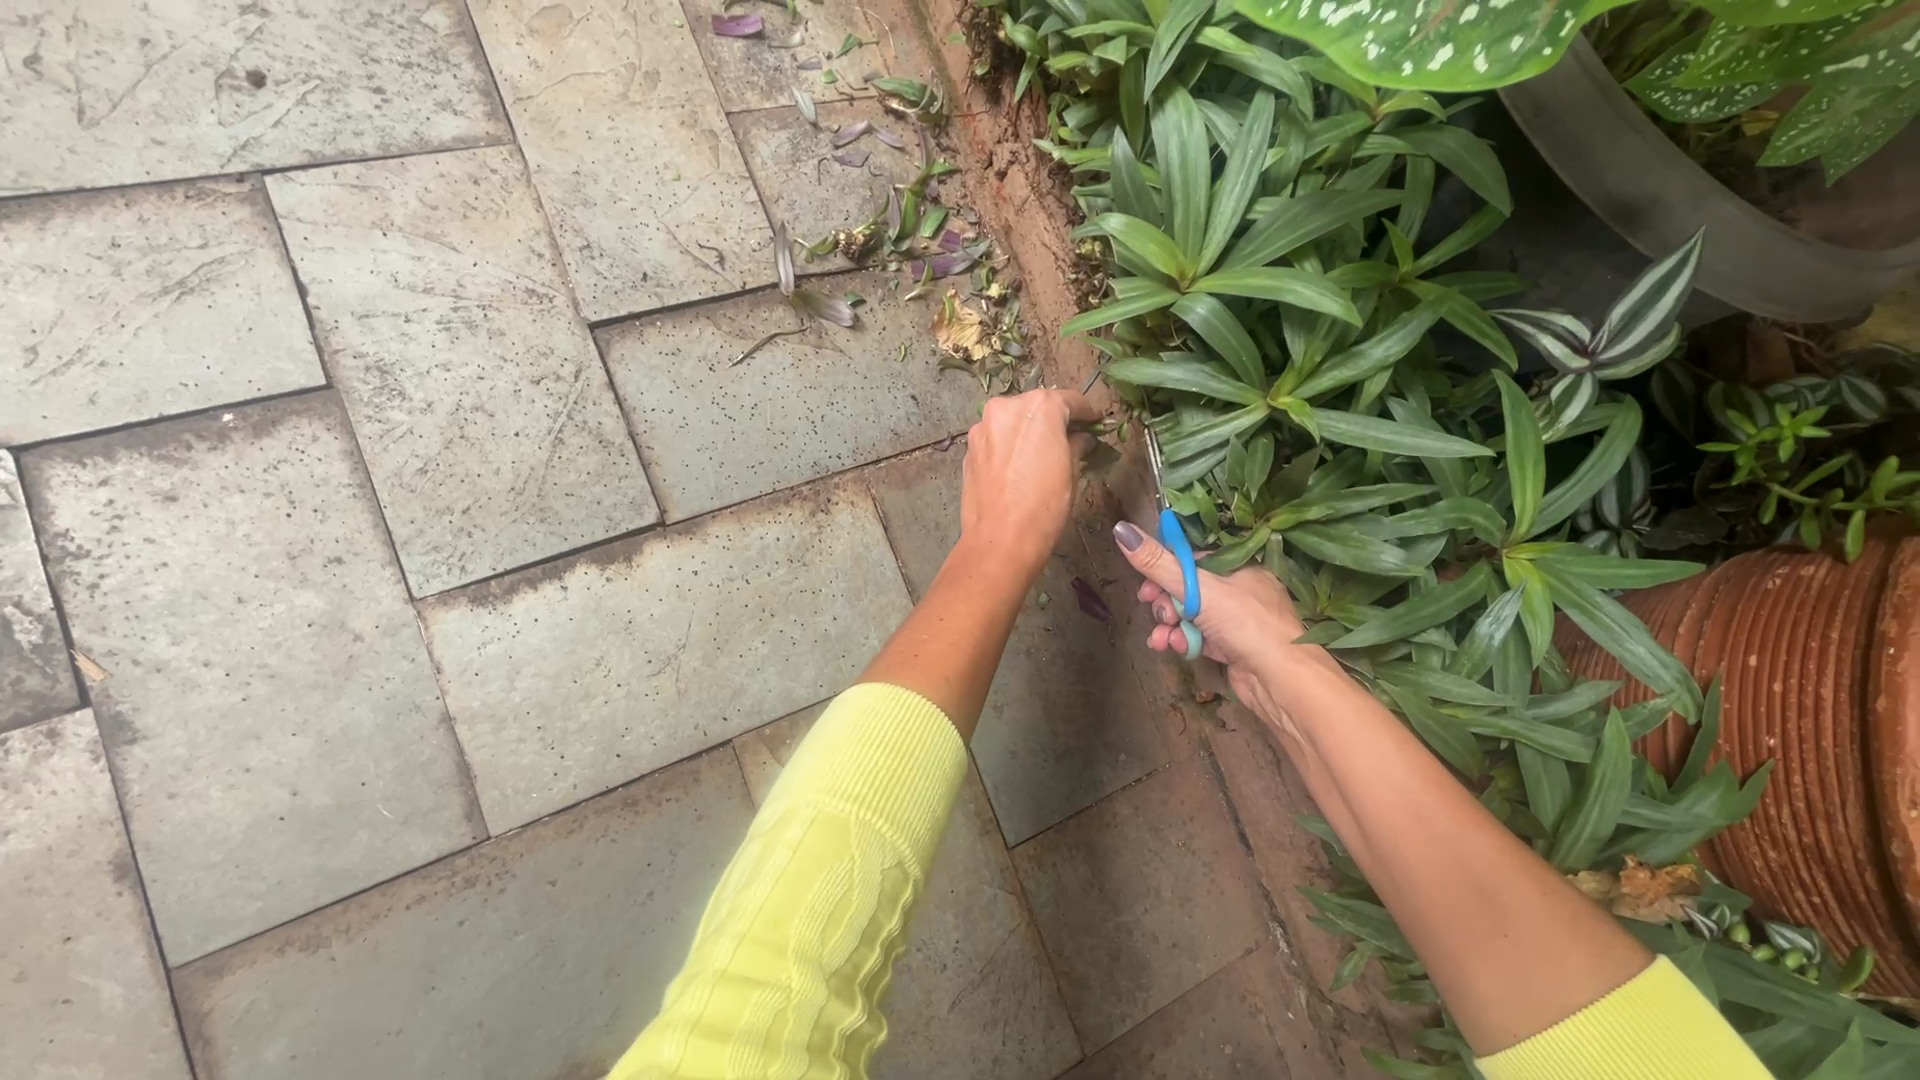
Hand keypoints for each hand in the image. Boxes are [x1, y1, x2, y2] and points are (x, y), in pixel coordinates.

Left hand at [959, 388, 1102, 581]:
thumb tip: (1080, 438)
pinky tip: (1019, 466)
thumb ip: (1076, 444)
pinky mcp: (969, 448)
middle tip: (1071, 438)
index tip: (1096, 421)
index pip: (1070, 400)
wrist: (1000, 541)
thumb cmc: (1044, 507)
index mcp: (1039, 407)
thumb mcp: (1071, 472)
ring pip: (1013, 421)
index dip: (1086, 412)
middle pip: (1037, 406)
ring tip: (1043, 454)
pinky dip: (1010, 445)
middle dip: (1054, 420)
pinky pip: (997, 438)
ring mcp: (983, 427)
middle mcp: (1006, 407)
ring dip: (1029, 431)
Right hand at [1111, 521, 1348, 730]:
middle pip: (1189, 589)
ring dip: (1170, 626)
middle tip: (1158, 614)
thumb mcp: (1197, 588)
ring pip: (1192, 616)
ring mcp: (1238, 621)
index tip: (1145, 586)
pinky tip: (1174, 648)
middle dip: (1166, 604)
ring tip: (1161, 638)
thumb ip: (1157, 563)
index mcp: (1239, 566)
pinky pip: (1201, 637)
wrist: (1281, 680)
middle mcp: (1241, 590)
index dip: (1164, 571)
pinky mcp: (1233, 647)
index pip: (1193, 560)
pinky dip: (1184, 641)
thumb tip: (1121, 529)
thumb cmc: (1244, 623)